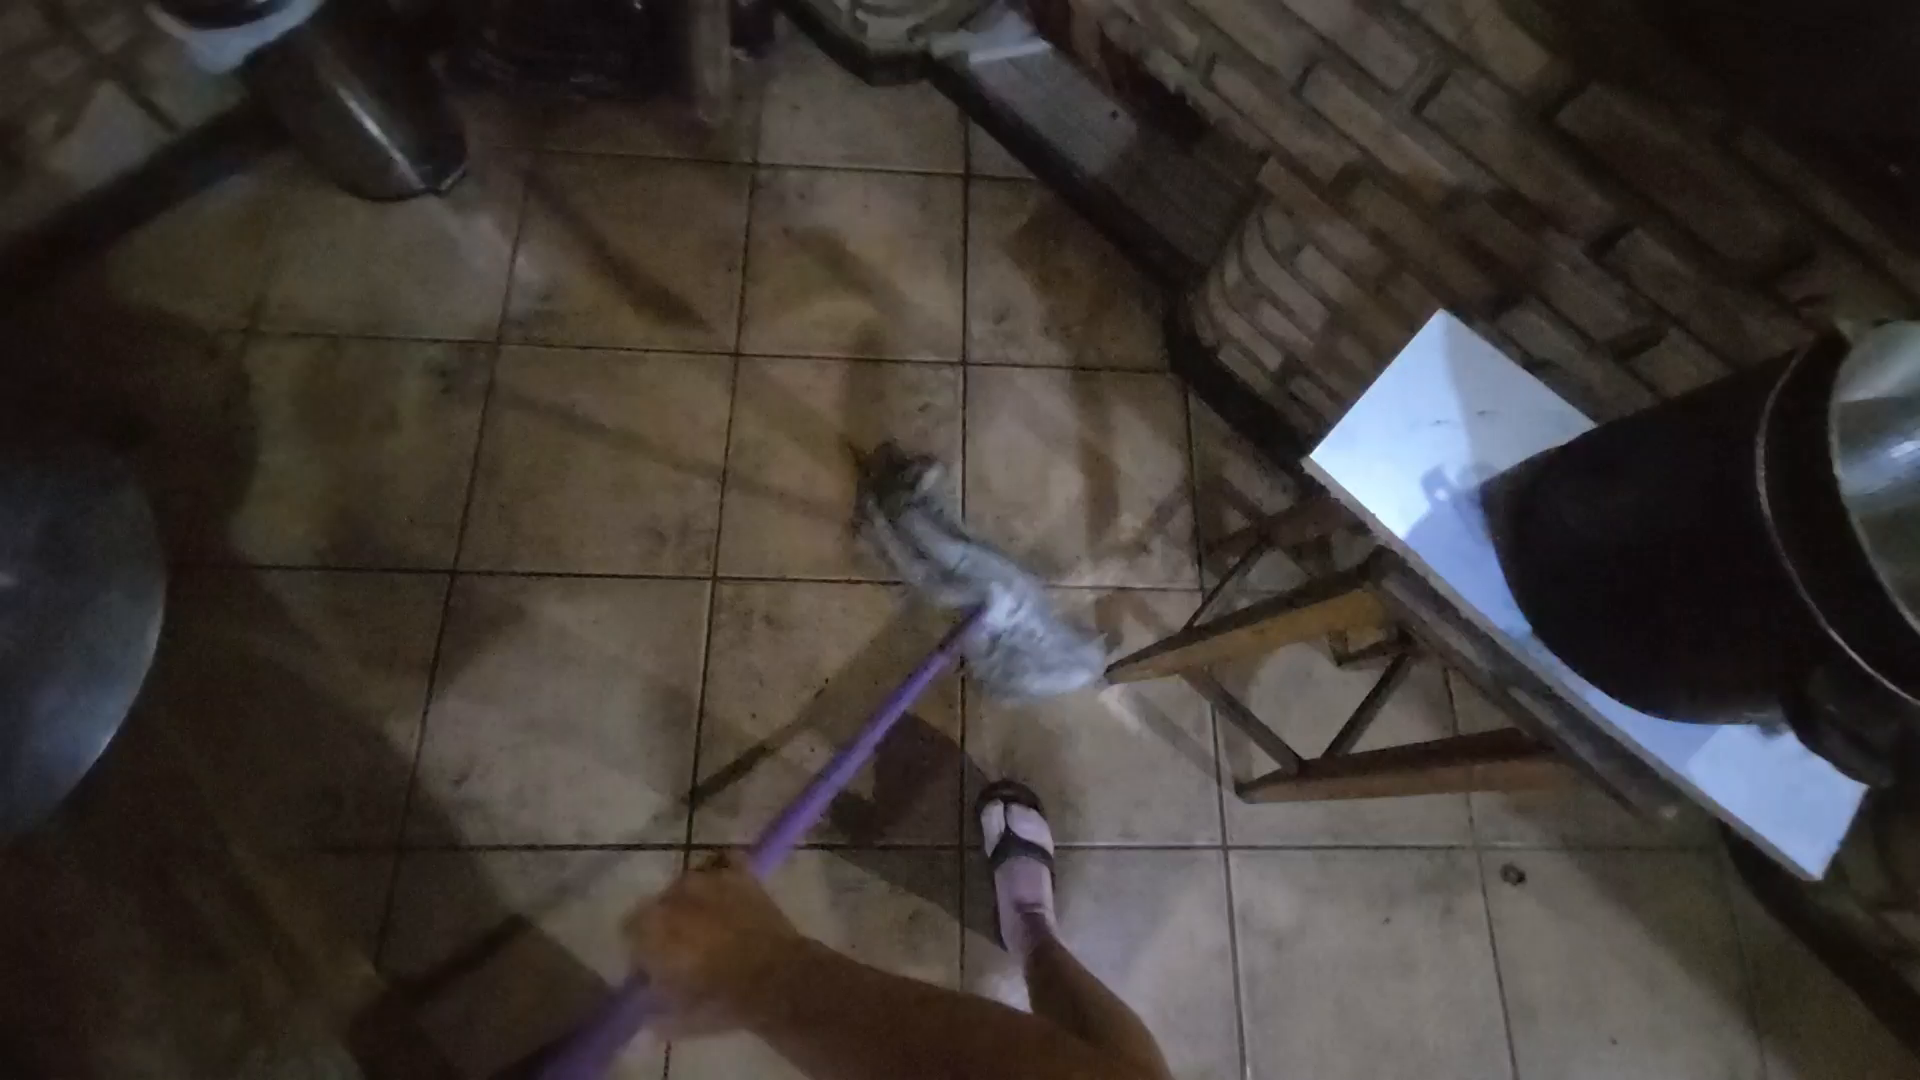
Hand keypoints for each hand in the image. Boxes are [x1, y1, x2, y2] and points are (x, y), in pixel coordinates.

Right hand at [623, 854, 802, 1035]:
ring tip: (705, 919)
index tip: (651, 963)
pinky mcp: (741, 873)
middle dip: (665, 921)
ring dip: (690, 898)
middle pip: (659, 902)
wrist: (776, 976)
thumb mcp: (676, 1016)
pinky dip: (720, 871)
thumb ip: (653, 1004)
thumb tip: (650, 994)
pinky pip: (723, 860)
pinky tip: (724, 889)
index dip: (640, 945)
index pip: (630, 926)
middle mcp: (677, 895)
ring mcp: (711, 878)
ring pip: (688, 882)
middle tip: (681, 944)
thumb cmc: (721, 1000)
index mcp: (654, 927)